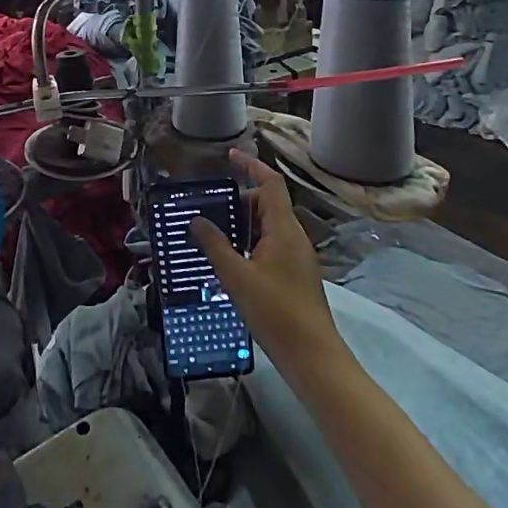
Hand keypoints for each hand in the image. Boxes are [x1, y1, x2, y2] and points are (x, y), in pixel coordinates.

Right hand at [190, 149, 343, 375]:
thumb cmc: (275, 311)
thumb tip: (197, 220)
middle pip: (268, 204)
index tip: (230, 157)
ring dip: (244, 225)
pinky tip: (232, 262)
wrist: (311, 351)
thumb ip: (216, 246)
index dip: (251, 166)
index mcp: (284, 228)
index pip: (270, 183)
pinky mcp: (295, 272)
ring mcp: (297, 255)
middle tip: (210, 211)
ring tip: (214, 236)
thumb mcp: (237, 277)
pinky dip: (251, 243)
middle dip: (240, 202)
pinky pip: (272, 245)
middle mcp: (294, 235)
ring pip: (269, 227)